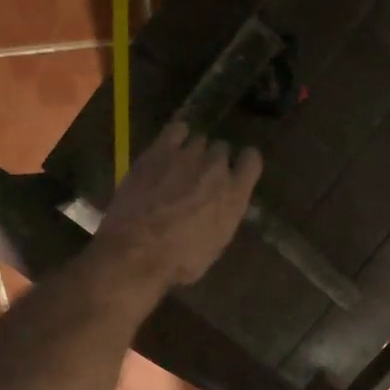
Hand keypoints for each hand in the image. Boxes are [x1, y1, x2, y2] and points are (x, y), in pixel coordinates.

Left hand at [92, 124, 263, 287]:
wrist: (137, 251)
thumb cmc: (180, 260)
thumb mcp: (216, 244)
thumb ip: (225, 216)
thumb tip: (223, 207)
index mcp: (234, 196)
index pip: (252, 161)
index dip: (245, 163)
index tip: (238, 170)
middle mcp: (216, 169)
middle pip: (222, 149)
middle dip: (215, 160)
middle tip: (201, 176)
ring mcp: (187, 156)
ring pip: (199, 140)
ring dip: (194, 150)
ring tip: (182, 164)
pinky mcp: (159, 150)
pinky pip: (176, 129)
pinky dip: (177, 135)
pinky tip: (171, 146)